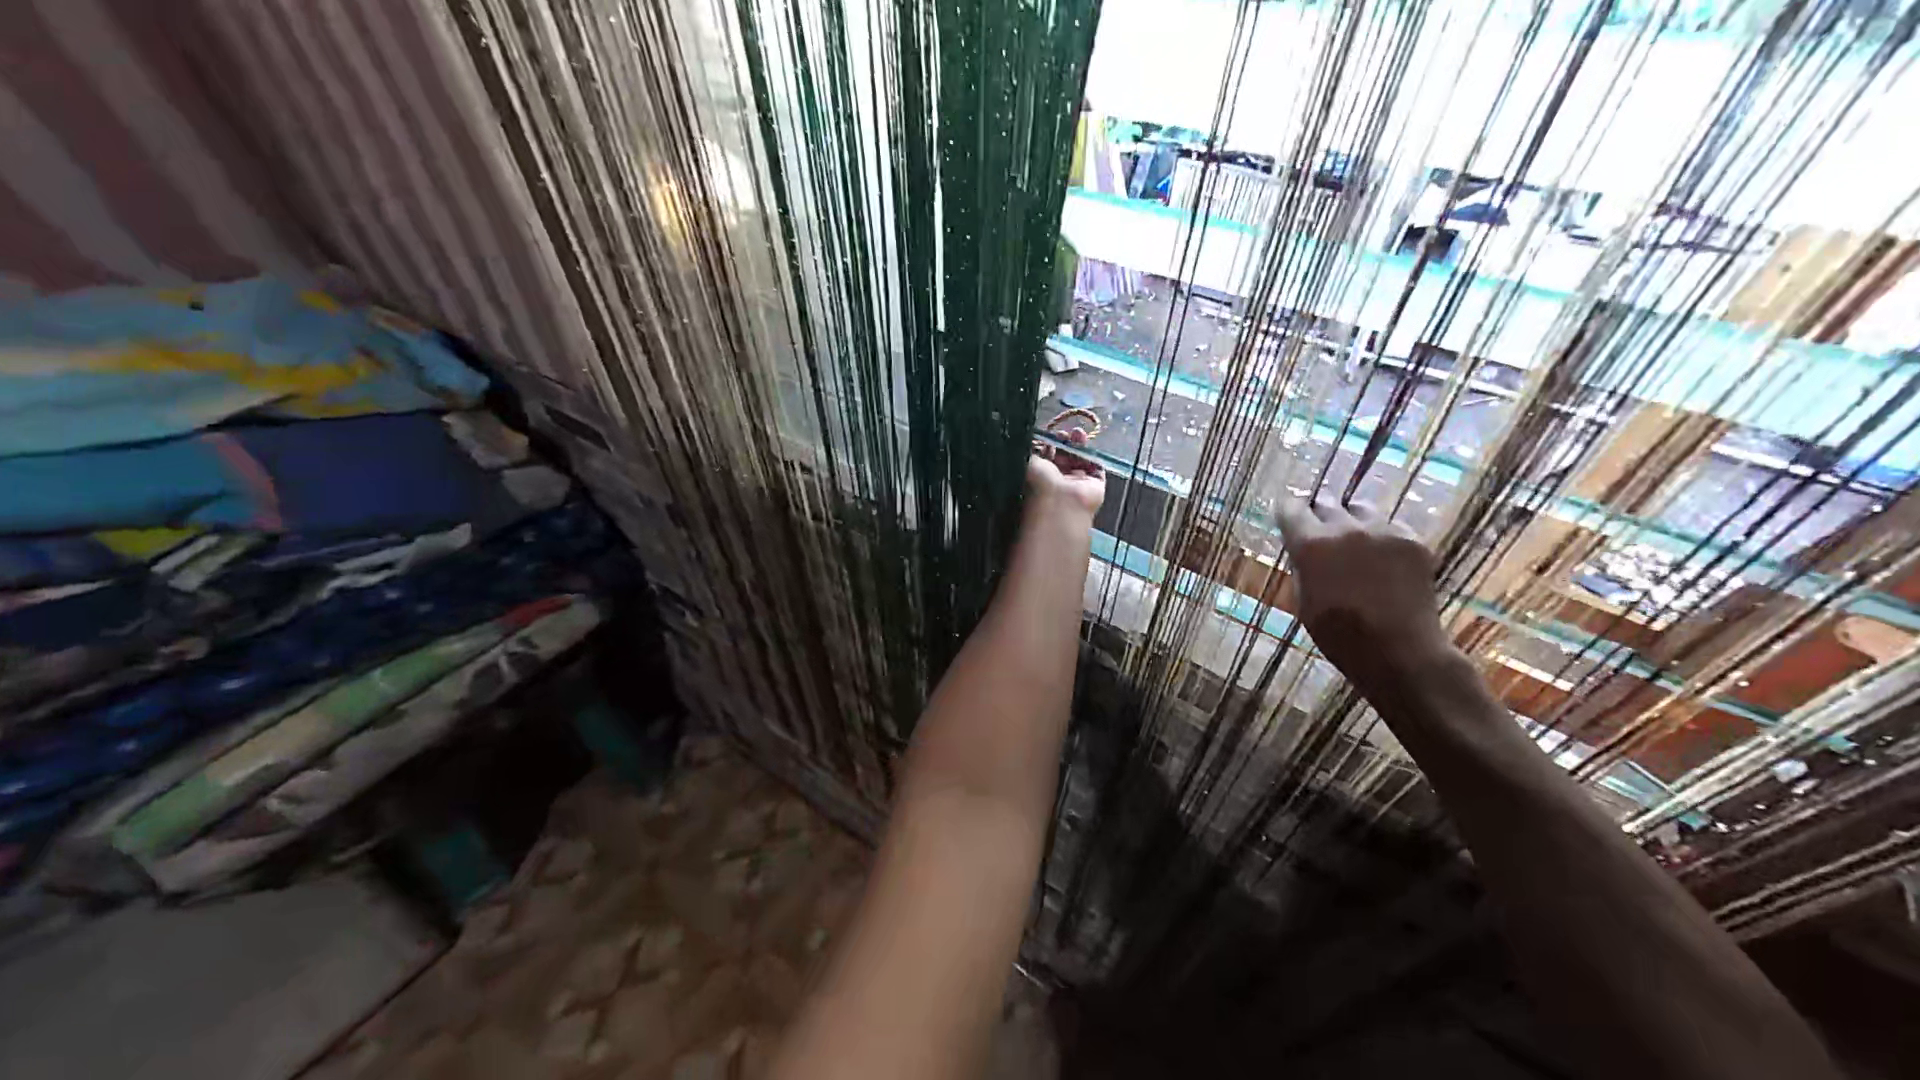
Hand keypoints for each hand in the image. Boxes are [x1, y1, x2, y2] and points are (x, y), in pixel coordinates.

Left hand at [1027, 428, 1104, 517]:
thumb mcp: (1028, 461)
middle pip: (1065, 456)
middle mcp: (1059, 480)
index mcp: (1041, 477)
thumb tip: (1035, 440)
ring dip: (1079, 445)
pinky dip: (1093, 455)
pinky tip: (1087, 444)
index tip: (1049, 434)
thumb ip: (1032, 449)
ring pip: (1081, 459)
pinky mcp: (1095, 485)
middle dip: (1065, 442)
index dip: (1049, 444)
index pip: (1047, 457)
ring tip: (1077, 432)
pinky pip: (1097, 467)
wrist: (1059, 503)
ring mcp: (1078, 483)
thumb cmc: (1038, 483)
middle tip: (1064, 433)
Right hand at [1275, 497, 1450, 681]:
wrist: (1399, 651)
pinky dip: (1382, 537)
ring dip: (1352, 521)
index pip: (1291, 508)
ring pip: (1361, 510)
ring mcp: (1383, 531)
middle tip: (1321, 533)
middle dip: (1320, 515)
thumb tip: (1303, 549)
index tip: (1289, 519)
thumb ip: (1302, 566)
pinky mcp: (1412, 540)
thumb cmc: (1338, 634)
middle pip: (1327, 503)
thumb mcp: (1303, 600)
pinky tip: (1384, 560)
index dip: (1289, 513)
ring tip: (1355, 543)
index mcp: (1310, 544)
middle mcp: (1345, 528)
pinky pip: (1390, 526)